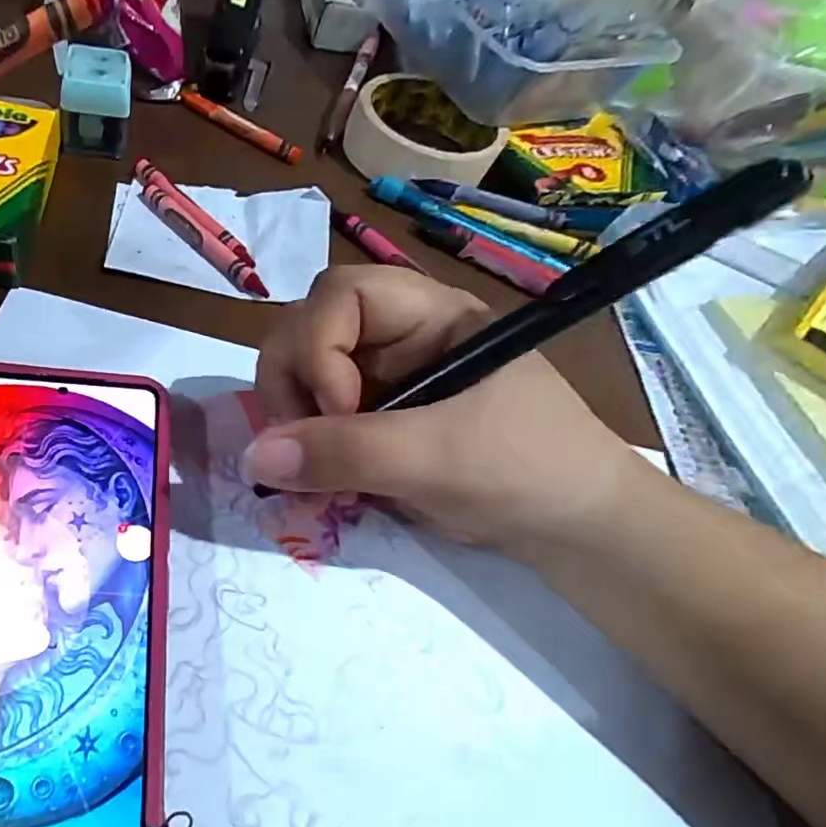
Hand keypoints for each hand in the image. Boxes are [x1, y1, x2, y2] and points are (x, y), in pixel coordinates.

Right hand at [246, 265, 645, 551]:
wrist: (572, 531)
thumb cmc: (529, 470)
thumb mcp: (438, 458)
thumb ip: (346, 453)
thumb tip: (253, 456)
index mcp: (428, 317)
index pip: (340, 295)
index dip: (320, 346)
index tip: (340, 411)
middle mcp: (395, 339)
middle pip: (305, 329)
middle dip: (292, 385)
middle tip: (304, 446)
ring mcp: (379, 382)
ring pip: (299, 377)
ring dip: (292, 425)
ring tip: (312, 476)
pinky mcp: (370, 423)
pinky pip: (311, 421)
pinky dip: (302, 452)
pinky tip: (317, 486)